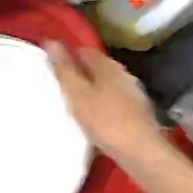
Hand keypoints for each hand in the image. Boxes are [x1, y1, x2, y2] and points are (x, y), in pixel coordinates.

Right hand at [45, 42, 165, 167]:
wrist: (140, 151)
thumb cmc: (104, 120)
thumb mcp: (77, 94)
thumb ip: (64, 69)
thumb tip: (52, 40)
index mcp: (107, 65)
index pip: (84, 50)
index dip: (67, 56)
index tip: (52, 67)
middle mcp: (122, 74)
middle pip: (96, 67)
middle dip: (79, 73)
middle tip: (60, 87)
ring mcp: (132, 93)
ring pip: (106, 85)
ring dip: (91, 90)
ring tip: (73, 104)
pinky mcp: (136, 112)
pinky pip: (113, 101)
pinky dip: (101, 105)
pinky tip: (93, 119)